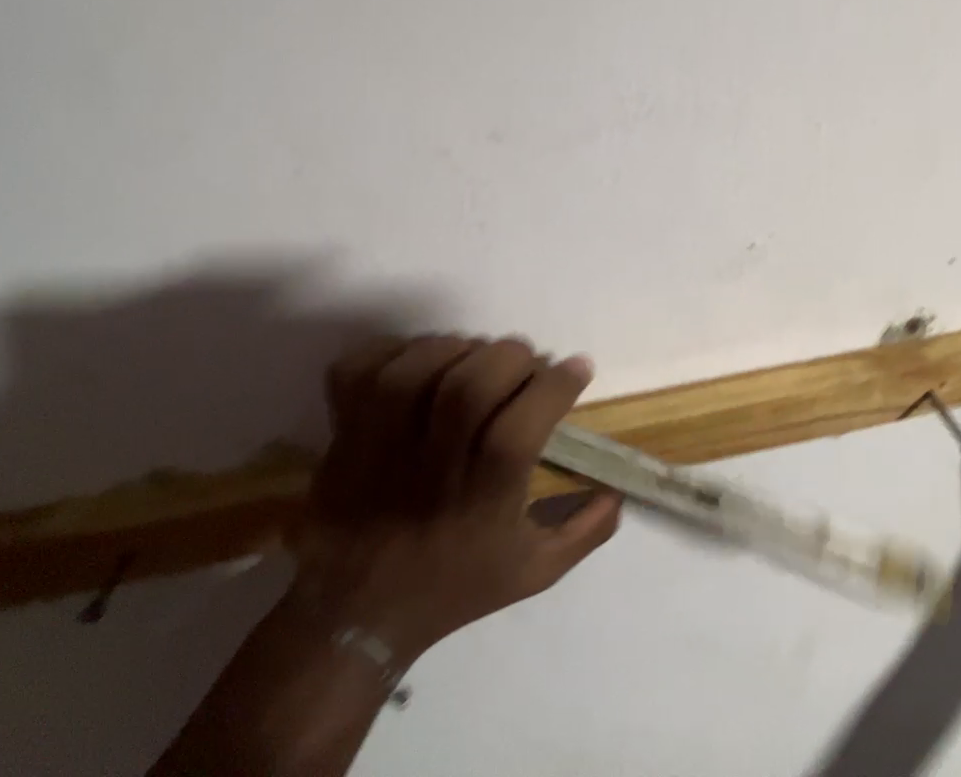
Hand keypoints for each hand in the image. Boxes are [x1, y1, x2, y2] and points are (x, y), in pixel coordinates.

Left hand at [292, 336, 622, 662]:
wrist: (356, 613)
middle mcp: (432, 467)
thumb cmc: (453, 588)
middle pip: (467, 387)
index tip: (578, 367)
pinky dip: (392, 351)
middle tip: (527, 362)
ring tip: (476, 356)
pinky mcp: (342, 435)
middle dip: (510, 358)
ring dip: (457, 348)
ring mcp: (380, 447)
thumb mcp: (535, 572)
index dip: (555, 387)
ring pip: (415, 371)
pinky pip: (357, 372)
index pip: (520, 428)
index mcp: (483, 500)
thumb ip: (586, 531)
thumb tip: (618, 489)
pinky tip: (420, 362)